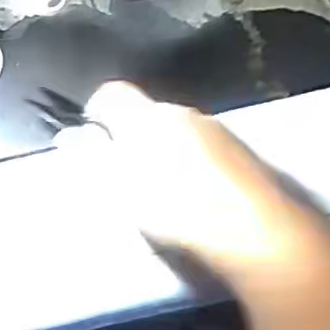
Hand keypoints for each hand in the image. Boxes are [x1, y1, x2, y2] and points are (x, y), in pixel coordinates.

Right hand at [64, 81, 314, 284]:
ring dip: (160, 155)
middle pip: (145, 116)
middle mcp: (187, 113)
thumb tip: (69, 137)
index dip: (93, 114)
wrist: (260, 234)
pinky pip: (200, 150)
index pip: (111, 94)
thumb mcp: (126, 192)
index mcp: (153, 117)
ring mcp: (219, 131)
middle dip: (128, 140)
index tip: (88, 144)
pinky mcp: (242, 153)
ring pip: (175, 133)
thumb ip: (95, 161)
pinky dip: (187, 167)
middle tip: (122, 179)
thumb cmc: (182, 211)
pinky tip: (193, 200)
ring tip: (159, 195)